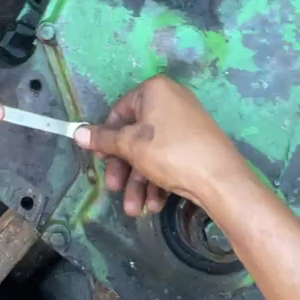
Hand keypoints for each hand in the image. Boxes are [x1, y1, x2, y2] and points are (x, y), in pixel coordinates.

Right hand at [74, 75, 250, 215]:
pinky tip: (155, 204)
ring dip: (139, 182)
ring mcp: (186, 123)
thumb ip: (102, 139)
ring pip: (151, 152)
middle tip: (115, 189)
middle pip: (135, 136)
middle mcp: (171, 101)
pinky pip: (169, 158)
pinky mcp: (197, 145)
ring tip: (136, 209)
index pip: (119, 112)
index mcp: (154, 91)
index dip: (107, 139)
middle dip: (124, 168)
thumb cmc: (169, 152)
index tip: (100, 160)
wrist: (222, 180)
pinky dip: (158, 180)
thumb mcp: (130, 146)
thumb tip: (77, 132)